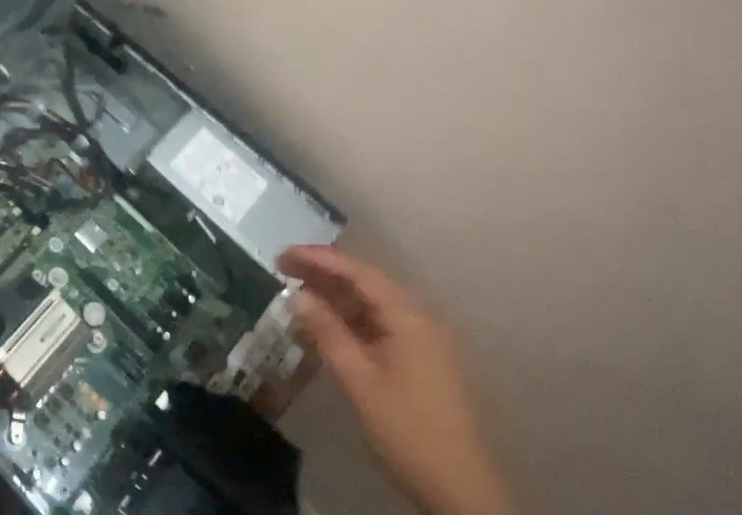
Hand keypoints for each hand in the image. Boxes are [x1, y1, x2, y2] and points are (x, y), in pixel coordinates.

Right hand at [280, 246, 508, 514]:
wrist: (459, 487)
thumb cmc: (407, 430)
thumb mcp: (359, 380)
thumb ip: (327, 333)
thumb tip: (296, 296)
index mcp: (409, 318)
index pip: (359, 273)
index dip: (319, 259)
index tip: (283, 254)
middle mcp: (419, 320)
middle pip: (366, 284)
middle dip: (324, 273)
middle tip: (282, 268)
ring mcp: (421, 340)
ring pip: (372, 305)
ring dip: (335, 297)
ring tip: (296, 293)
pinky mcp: (419, 360)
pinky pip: (379, 326)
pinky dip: (349, 321)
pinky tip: (324, 326)